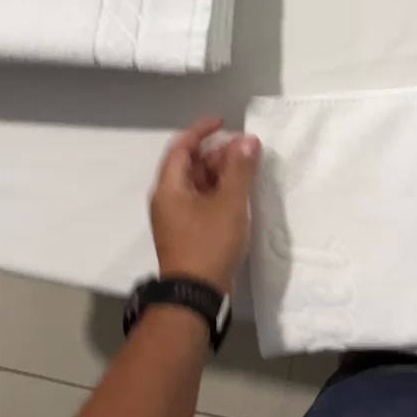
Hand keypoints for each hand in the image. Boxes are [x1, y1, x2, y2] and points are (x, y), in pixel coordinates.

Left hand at [150, 115, 261, 293]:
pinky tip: (241, 194)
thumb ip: (240, 169)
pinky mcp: (189, 233)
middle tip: (245, 149)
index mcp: (170, 188)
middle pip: (190, 165)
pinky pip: (203, 201)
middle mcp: (169, 199)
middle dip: (218, 152)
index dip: (201, 131)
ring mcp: (178, 218)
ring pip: (199, 184)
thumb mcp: (229, 203)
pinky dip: (221, 191)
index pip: (181, 148)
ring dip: (221, 172)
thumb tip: (248, 141)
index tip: (223, 122)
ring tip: (248, 168)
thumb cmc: (209, 244)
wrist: (196, 294)